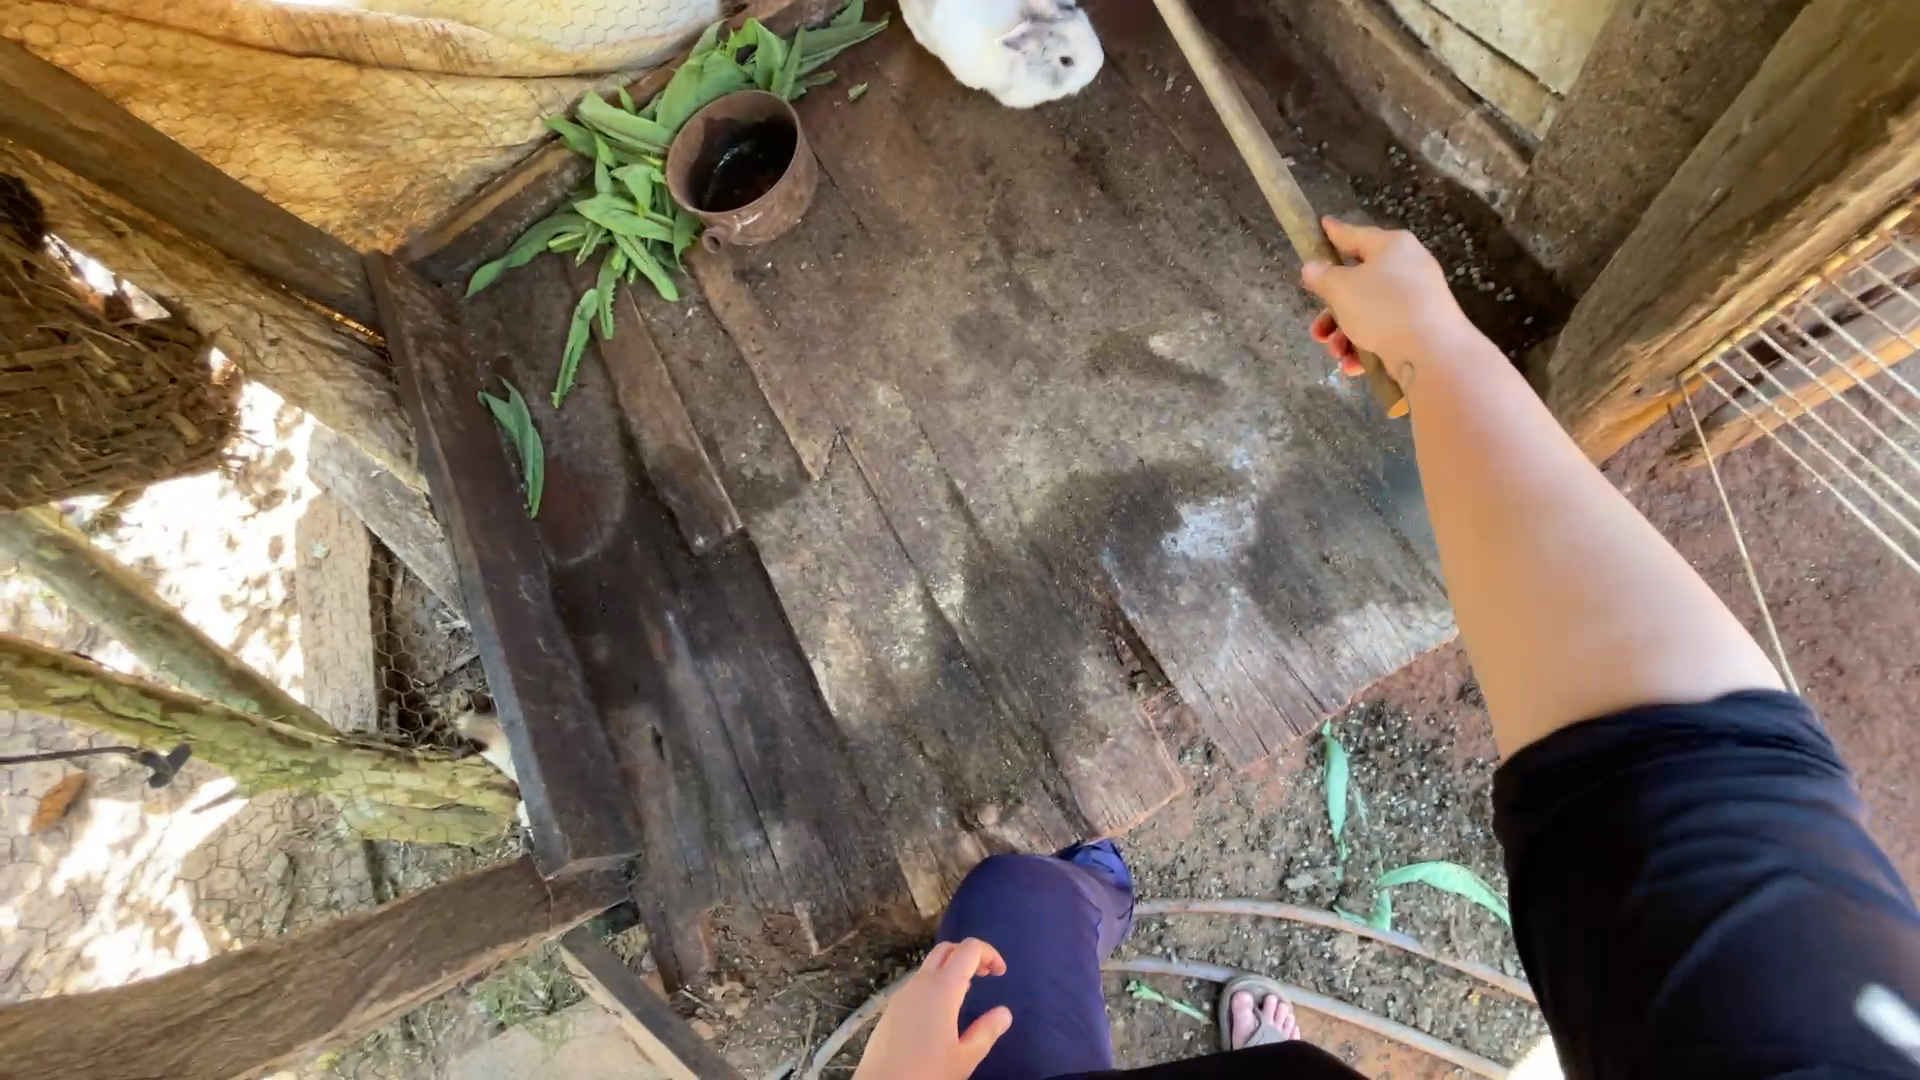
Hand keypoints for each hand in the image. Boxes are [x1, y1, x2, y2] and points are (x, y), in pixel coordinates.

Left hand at [854, 939, 1012, 1079]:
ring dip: (951, 968)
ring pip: (930, 965)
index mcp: (942, 988)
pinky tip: (941, 1010)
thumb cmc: (926, 1075)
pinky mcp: (892, 1007)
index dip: (989, 953)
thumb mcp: (964, 1059)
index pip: (968, 950)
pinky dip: (935, 982)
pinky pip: (918, 983)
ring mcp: (903, 993)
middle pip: (947, 949)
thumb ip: (986, 1032)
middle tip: (985, 975)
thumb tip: (1005, 1013)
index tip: (1001, 972)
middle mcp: (921, 982)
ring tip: (966, 992)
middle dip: (968, 954)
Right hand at [1300, 217, 1471, 382]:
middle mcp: (1405, 266)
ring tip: (1336, 352)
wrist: (1430, 349)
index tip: (1322, 224)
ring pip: (1364, 312)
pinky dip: (1363, 347)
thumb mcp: (1342, 288)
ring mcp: (1413, 296)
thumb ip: (1323, 276)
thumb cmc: (1382, 307)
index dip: (1334, 232)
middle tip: (1317, 329)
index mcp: (1390, 246)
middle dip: (1331, 311)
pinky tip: (1353, 364)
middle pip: (1355, 283)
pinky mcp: (1417, 324)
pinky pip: (1381, 331)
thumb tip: (1312, 267)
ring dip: (1343, 334)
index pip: (1355, 234)